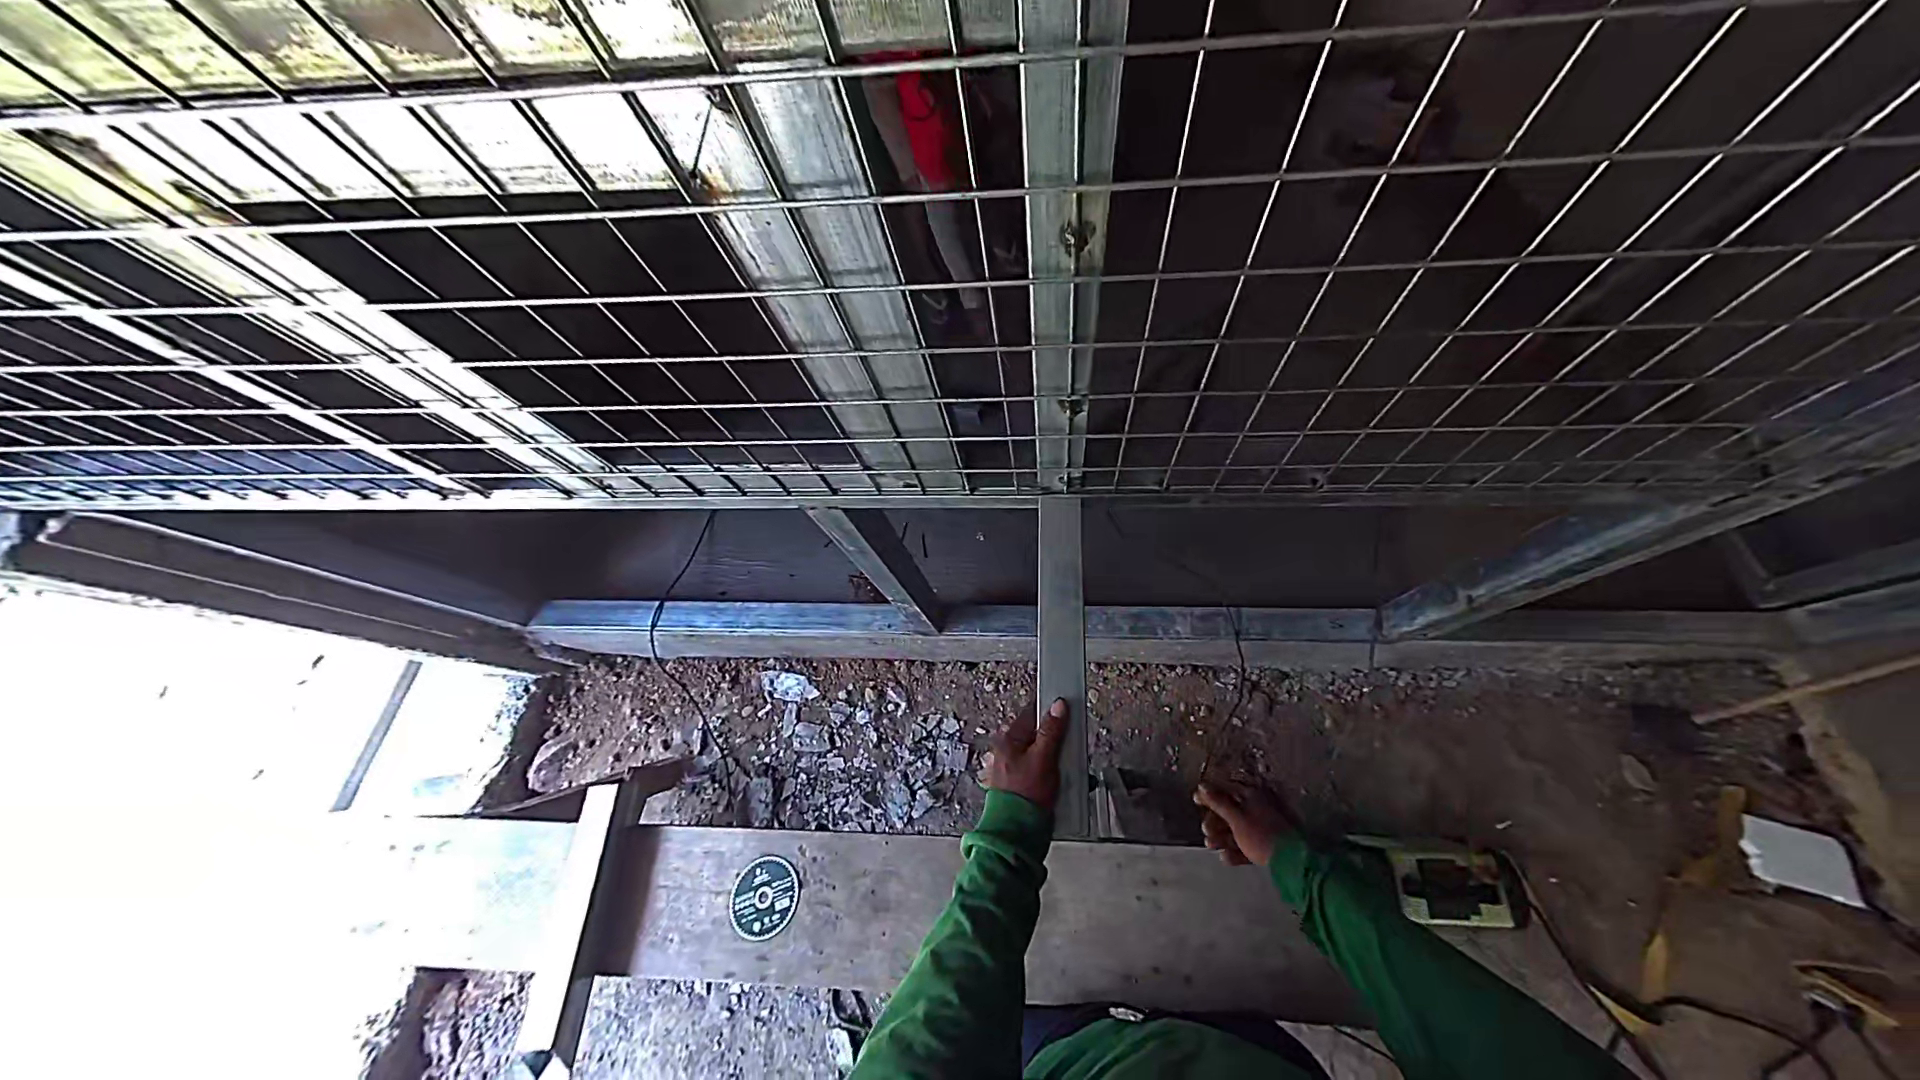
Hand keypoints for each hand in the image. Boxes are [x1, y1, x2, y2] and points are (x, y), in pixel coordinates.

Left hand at [982, 698, 1068, 808]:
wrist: (1019, 832)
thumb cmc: (1025, 796)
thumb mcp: (1043, 758)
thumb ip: (1051, 731)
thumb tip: (1058, 706)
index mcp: (1009, 739)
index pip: (1033, 713)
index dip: (1051, 709)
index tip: (1068, 707)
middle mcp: (1011, 751)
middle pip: (1041, 733)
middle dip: (1060, 739)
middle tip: (1071, 745)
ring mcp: (1019, 767)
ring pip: (1046, 752)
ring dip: (1061, 758)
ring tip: (1069, 768)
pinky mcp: (1027, 782)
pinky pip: (1046, 769)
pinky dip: (1057, 772)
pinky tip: (1065, 781)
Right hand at [1194, 782, 1294, 867]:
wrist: (1292, 864)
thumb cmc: (1261, 835)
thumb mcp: (1236, 817)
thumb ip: (1218, 802)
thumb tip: (1202, 786)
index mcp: (1253, 795)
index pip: (1227, 788)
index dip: (1209, 792)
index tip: (1196, 799)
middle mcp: (1259, 807)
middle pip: (1230, 810)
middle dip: (1215, 821)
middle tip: (1206, 830)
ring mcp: (1265, 827)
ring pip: (1237, 828)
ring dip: (1222, 837)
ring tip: (1212, 846)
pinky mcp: (1269, 845)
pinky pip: (1248, 844)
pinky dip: (1236, 850)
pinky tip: (1227, 857)